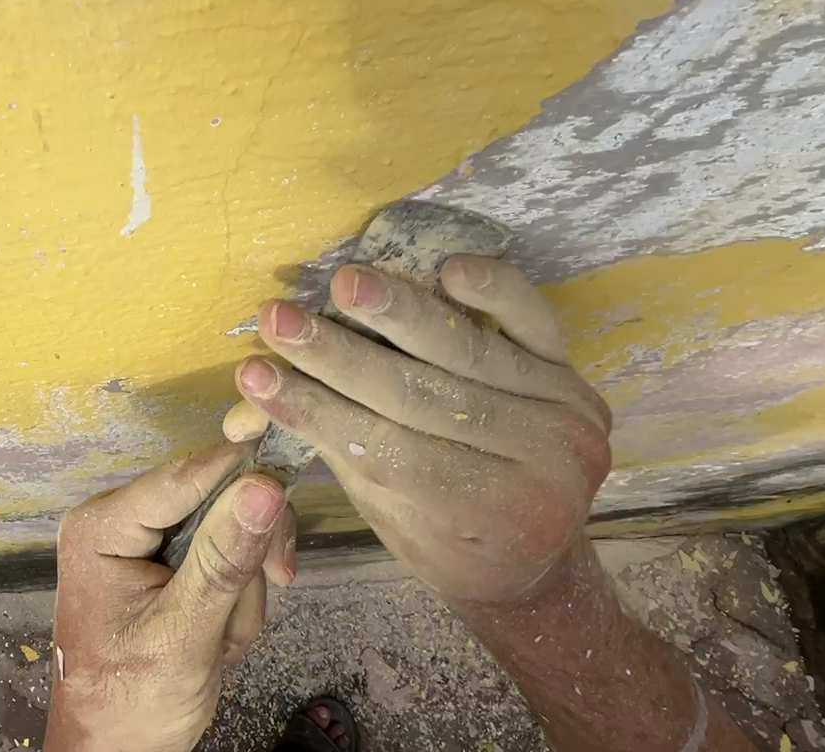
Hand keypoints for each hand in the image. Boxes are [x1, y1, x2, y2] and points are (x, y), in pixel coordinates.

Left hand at [45, 443, 298, 751]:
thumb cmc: (133, 701)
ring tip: (224, 636)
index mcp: (102, 525)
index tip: (289, 468)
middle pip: (208, 495)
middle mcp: (117, 515)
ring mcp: (139, 535)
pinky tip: (219, 630)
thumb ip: (223, 560)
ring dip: (241, 582)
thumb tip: (265, 486)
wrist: (113, 750)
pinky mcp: (160, 555)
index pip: (181, 477)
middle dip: (244, 548)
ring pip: (223, 524)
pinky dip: (234, 591)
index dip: (237, 468)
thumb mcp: (184, 636)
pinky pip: (218, 549)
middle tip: (279, 578)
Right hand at [225, 255, 610, 603]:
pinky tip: (446, 268)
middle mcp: (532, 467)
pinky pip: (534, 319)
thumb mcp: (389, 516)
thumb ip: (338, 446)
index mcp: (477, 519)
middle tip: (277, 320)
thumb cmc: (448, 541)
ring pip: (464, 352)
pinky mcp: (572, 372)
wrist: (542, 557)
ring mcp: (560, 415)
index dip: (312, 409)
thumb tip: (262, 388)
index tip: (252, 373)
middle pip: (418, 396)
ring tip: (342, 283)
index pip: (380, 450)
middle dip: (338, 355)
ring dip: (396, 312)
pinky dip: (492, 289)